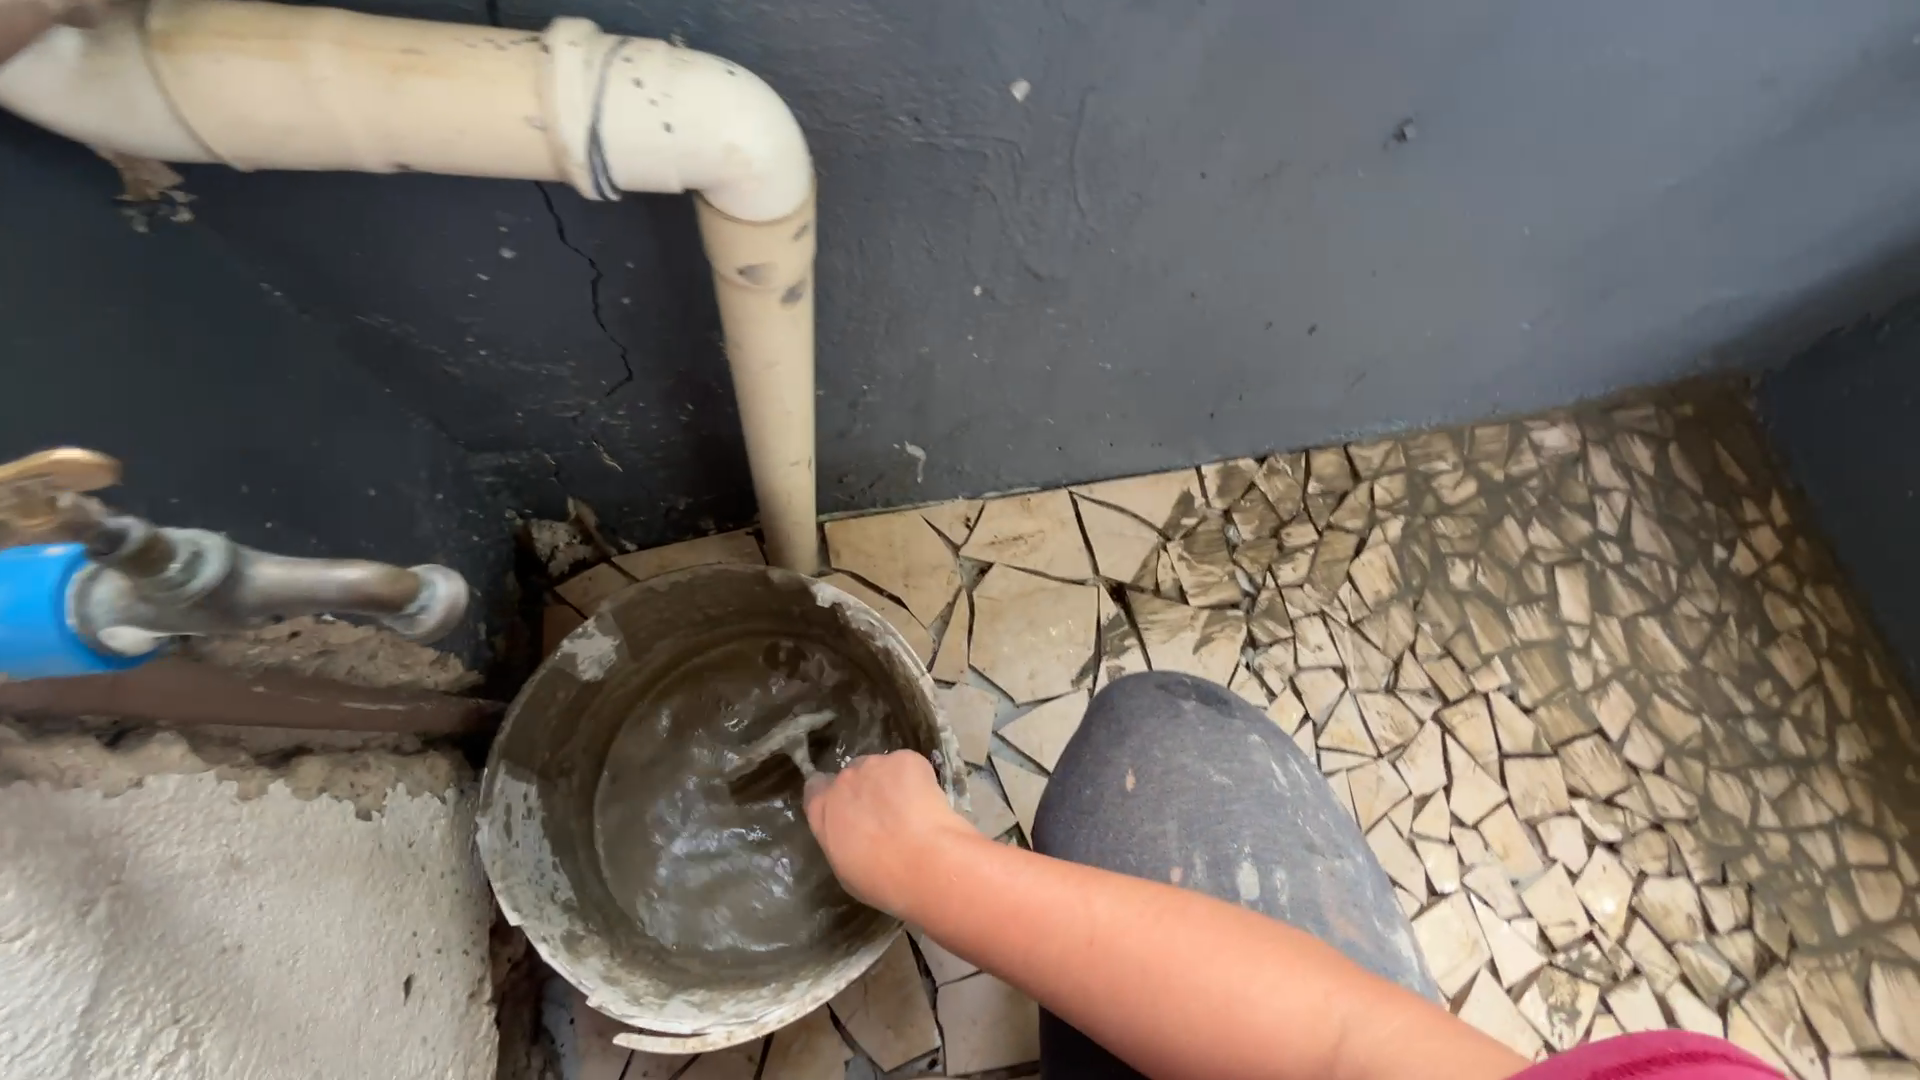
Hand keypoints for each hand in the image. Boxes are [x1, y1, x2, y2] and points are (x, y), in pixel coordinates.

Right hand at [803, 750, 975, 916]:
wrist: (924, 864)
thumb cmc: (881, 880)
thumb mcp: (844, 867)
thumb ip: (839, 837)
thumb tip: (850, 829)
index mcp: (822, 808)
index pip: (816, 788)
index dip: (831, 796)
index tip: (847, 809)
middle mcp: (844, 779)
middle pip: (852, 776)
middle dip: (865, 790)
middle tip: (886, 815)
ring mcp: (876, 764)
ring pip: (881, 768)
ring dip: (891, 783)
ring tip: (911, 810)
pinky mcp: (907, 758)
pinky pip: (908, 765)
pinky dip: (917, 779)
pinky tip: (927, 803)